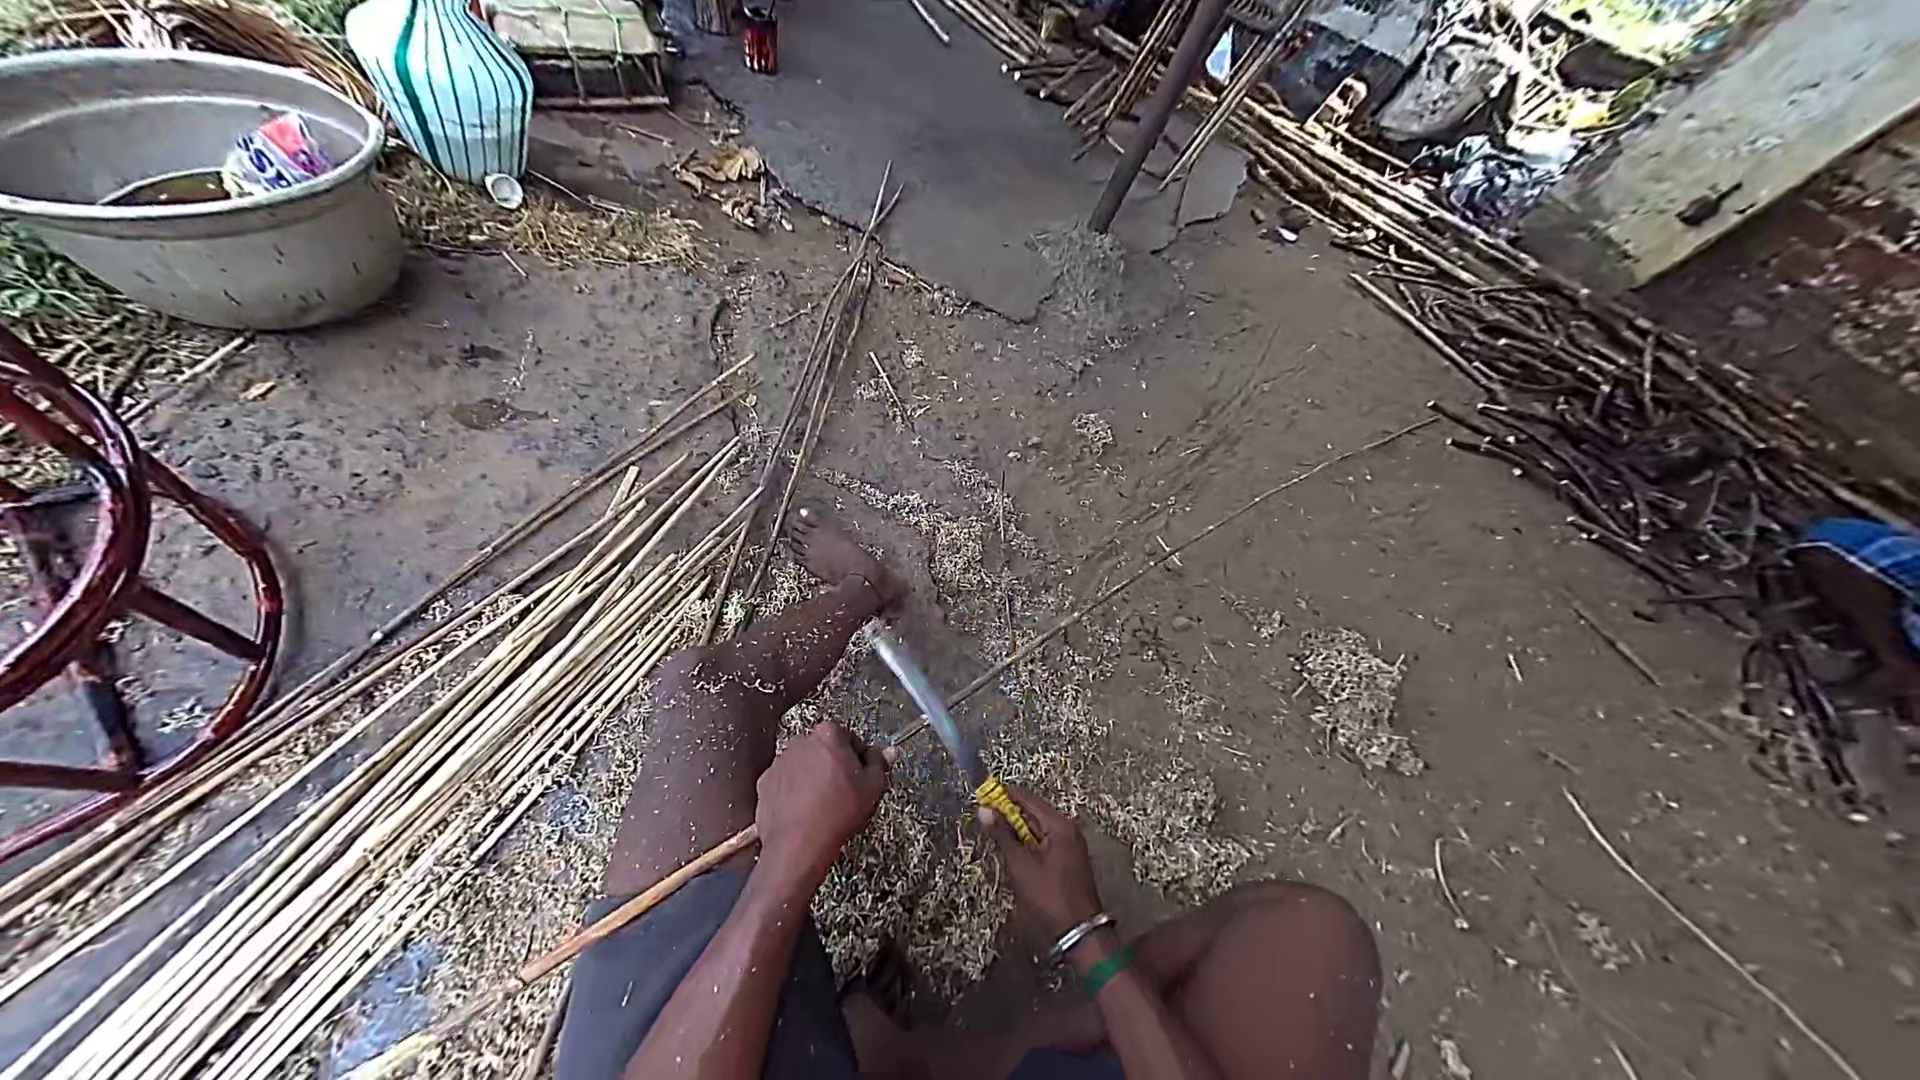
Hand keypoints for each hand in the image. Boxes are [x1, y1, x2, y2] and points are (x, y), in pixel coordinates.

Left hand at [755, 722, 891, 889]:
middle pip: (824, 749)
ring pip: (804, 765)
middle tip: (845, 791)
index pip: (849, 737)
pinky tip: (804, 812)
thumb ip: (880, 763)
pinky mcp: (765, 783)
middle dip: (834, 765)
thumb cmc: (837, 812)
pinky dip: (793, 793)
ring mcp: (779, 762)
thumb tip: (888, 751)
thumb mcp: (872, 787)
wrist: (797, 845)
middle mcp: (801, 741)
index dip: (858, 757)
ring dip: (813, 778)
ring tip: (823, 806)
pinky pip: (785, 783)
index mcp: (828, 734)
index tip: (861, 776)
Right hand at [977, 786, 1102, 943]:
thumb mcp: (1020, 865)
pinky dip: (1030, 841)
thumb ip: (1002, 835)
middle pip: (1035, 811)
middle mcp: (1069, 829)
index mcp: (1060, 825)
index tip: (983, 798)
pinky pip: (1046, 840)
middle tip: (987, 818)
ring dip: (1018, 829)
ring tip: (997, 834)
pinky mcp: (1070, 858)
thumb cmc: (1048, 897)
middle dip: (1010, 813)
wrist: (1079, 933)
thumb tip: (984, 811)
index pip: (1028, 799)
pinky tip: (1015, 851)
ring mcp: (1072, 844)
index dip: (1004, 796)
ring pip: (1039, 826)